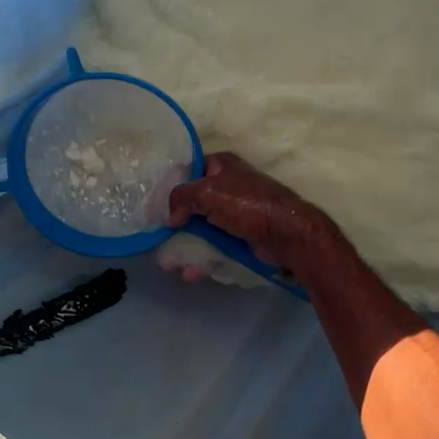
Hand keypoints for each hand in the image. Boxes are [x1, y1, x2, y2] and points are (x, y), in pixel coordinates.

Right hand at [166, 152, 346, 280]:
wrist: (285, 233)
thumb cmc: (245, 203)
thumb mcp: (207, 192)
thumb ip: (181, 198)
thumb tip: (170, 217)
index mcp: (222, 166)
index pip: (189, 170)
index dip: (171, 184)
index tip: (152, 203)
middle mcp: (227, 187)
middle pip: (193, 204)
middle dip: (174, 223)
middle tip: (156, 239)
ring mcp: (234, 214)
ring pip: (202, 229)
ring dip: (185, 246)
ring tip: (167, 264)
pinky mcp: (240, 237)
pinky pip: (215, 247)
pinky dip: (202, 258)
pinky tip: (189, 272)